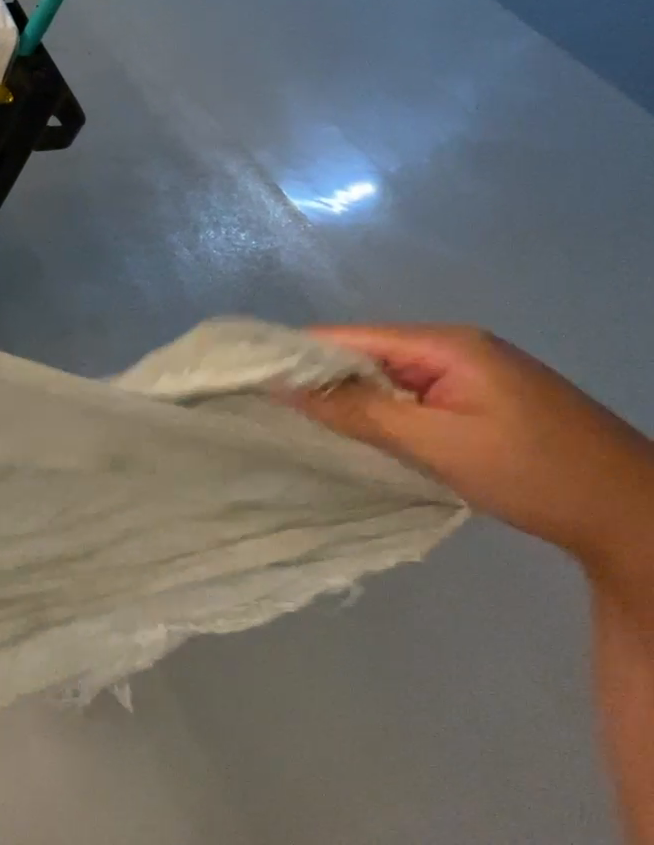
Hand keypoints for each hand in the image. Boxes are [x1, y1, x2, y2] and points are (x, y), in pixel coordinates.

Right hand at [289, 324, 653, 576]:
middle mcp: (452, 347)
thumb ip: (356, 410)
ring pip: (379, 378)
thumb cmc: (535, 474)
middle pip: (358, 354)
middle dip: (313, 380)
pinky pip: (403, 395)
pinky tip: (352, 434)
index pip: (342, 338)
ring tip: (294, 424)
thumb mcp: (436, 444)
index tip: (243, 383)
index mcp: (444, 345)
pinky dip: (373, 412)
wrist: (638, 519)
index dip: (291, 356)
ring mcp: (467, 374)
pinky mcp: (474, 400)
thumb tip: (281, 385)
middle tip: (263, 412)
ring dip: (343, 399)